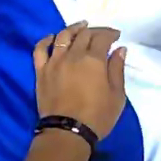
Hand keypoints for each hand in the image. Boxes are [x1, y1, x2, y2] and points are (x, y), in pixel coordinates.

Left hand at [32, 22, 128, 137]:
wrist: (67, 133)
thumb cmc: (97, 116)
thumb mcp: (117, 95)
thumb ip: (117, 69)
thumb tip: (120, 49)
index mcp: (94, 60)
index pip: (102, 37)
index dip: (110, 33)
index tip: (116, 36)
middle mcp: (73, 55)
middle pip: (83, 34)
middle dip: (95, 30)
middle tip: (102, 34)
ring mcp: (54, 62)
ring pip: (63, 36)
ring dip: (73, 29)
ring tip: (80, 27)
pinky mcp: (41, 71)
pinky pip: (40, 49)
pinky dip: (47, 40)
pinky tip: (53, 37)